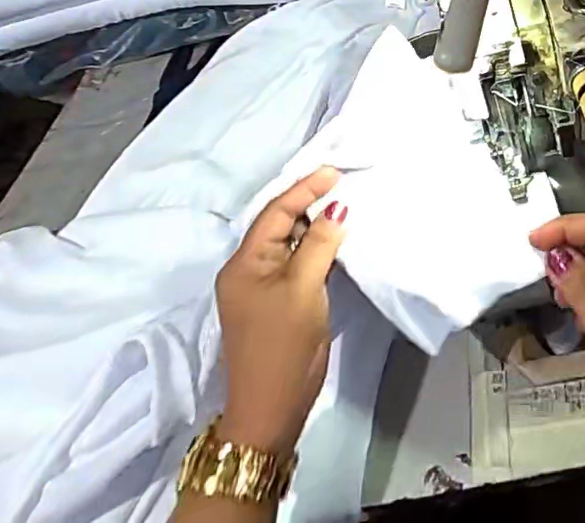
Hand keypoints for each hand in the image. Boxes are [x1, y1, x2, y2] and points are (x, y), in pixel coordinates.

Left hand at [214, 167, 348, 453]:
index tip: (333, 171)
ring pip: (288, 243)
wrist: (271, 412)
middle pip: (278, 224)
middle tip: (339, 184)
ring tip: (340, 205)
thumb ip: (319, 245)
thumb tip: (336, 209)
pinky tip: (332, 239)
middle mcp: (246, 267)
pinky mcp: (274, 301)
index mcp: (244, 261)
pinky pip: (293, 263)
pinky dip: (313, 249)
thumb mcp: (303, 289)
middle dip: (307, 203)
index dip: (304, 189)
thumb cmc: (283, 346)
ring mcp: (259, 286)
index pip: (276, 212)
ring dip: (312, 225)